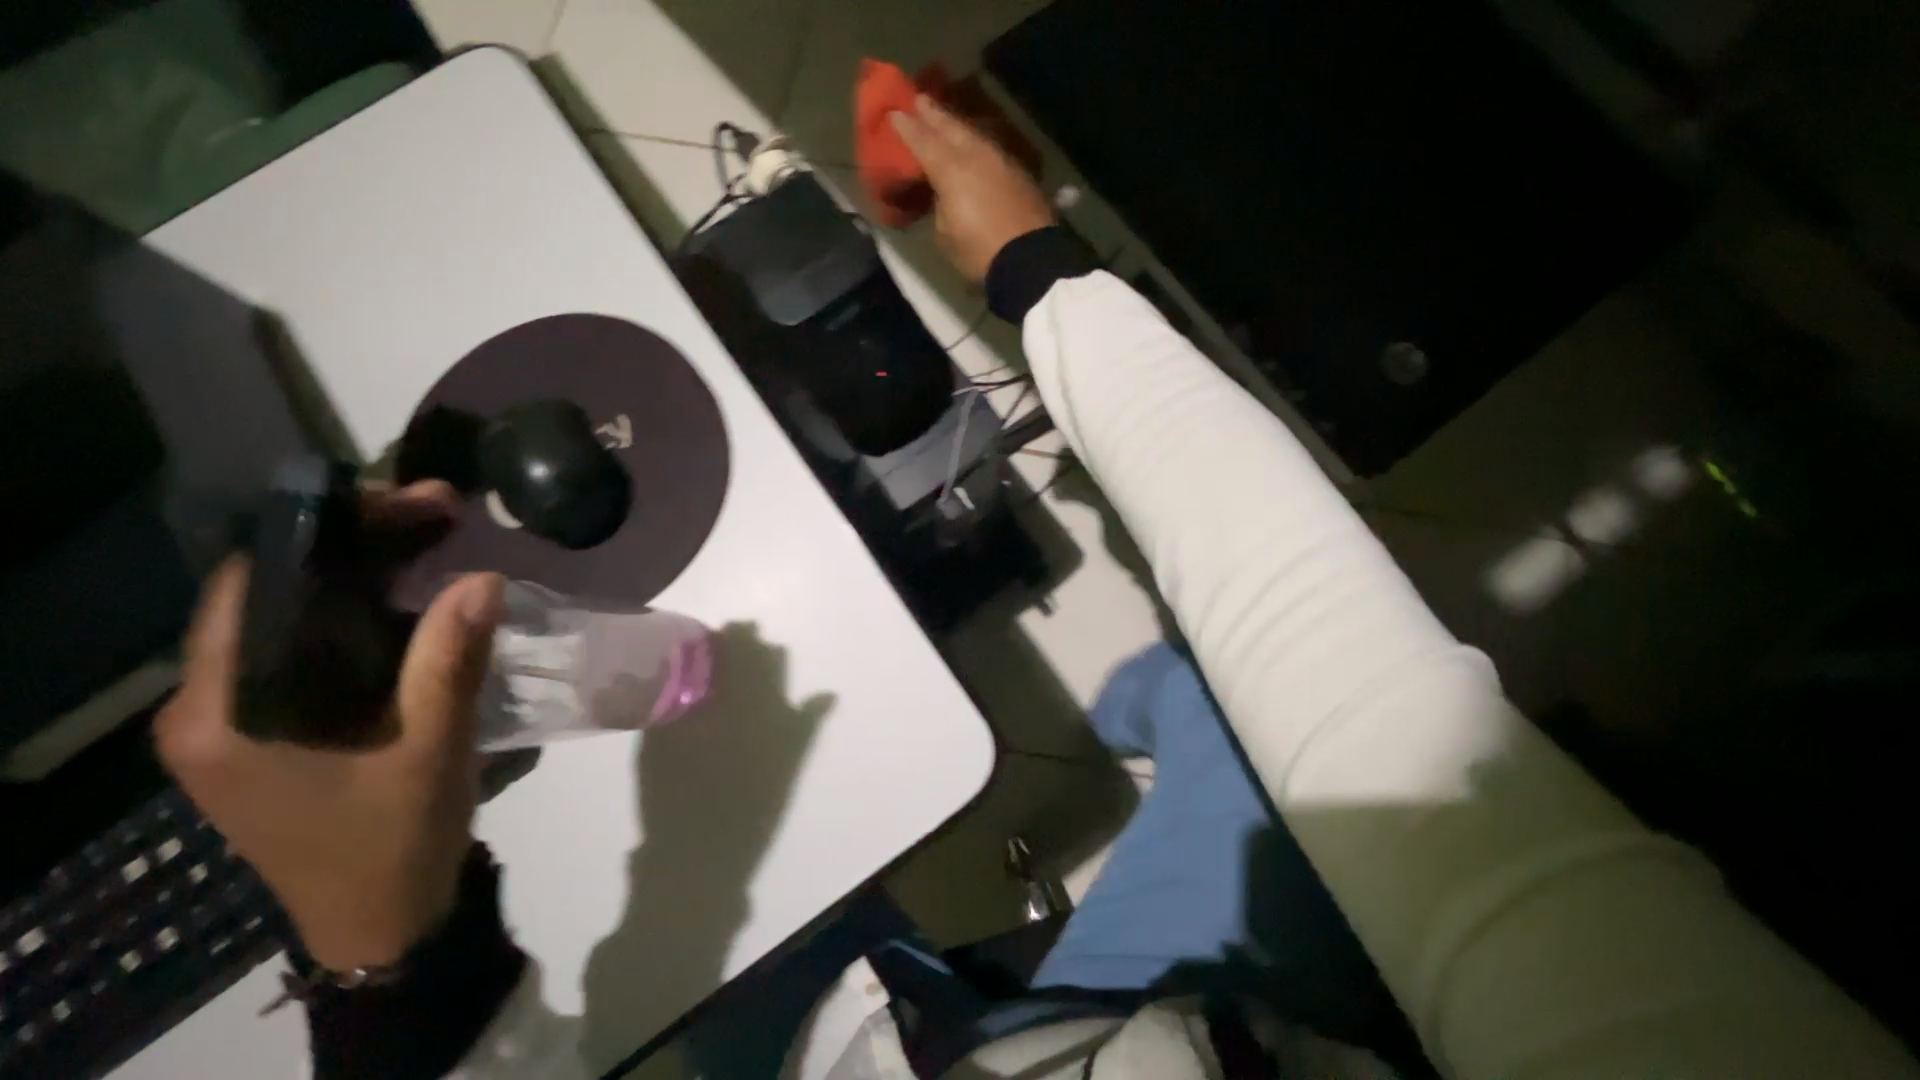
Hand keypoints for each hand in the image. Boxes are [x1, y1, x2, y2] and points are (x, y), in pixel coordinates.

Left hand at [156, 483, 503, 970]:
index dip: (325, 531)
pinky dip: (366, 615)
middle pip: (275, 593)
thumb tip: (482, 577)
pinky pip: (315, 650)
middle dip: (358, 545)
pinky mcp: (278, 730)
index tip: (402, 506)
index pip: (249, 585)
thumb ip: (449, 664)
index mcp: (222, 713)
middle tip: (438, 514)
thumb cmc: (393, 844)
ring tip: (438, 541)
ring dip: (366, 575)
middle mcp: (213, 707)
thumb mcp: (431, 752)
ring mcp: (244, 719)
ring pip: (297, 617)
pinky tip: (421, 598)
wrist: (385, 925)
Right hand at [890, 94, 1054, 281]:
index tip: (895, 112)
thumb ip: (941, 205)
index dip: (907, 127)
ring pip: (974, 136)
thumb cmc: (979, 251)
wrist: (1030, 259)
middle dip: (934, 114)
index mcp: (950, 169)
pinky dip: (977, 145)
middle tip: (920, 99)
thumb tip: (945, 194)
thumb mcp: (945, 233)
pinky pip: (991, 151)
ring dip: (957, 127)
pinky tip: (973, 147)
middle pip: (951, 128)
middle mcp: (976, 156)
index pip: (923, 141)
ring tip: (946, 121)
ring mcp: (1001, 162)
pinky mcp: (1020, 175)